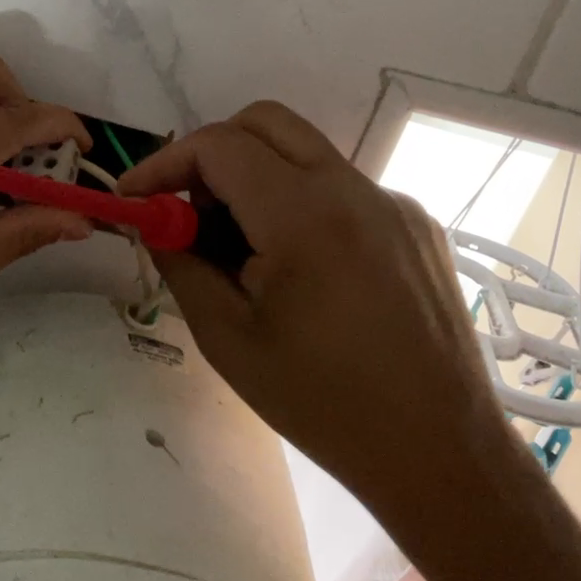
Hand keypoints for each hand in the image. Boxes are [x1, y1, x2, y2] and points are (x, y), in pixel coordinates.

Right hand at [117, 101, 506, 501]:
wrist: (444, 457)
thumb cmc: (323, 403)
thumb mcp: (226, 336)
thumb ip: (179, 262)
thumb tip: (154, 222)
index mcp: (306, 215)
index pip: (218, 145)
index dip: (164, 163)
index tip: (135, 198)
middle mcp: (355, 190)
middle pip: (265, 123)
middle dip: (210, 154)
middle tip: (189, 211)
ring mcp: (394, 204)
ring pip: (304, 153)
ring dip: (255, 179)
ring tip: (242, 253)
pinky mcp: (418, 226)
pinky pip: (341, 188)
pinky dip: (299, 205)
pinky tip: (300, 273)